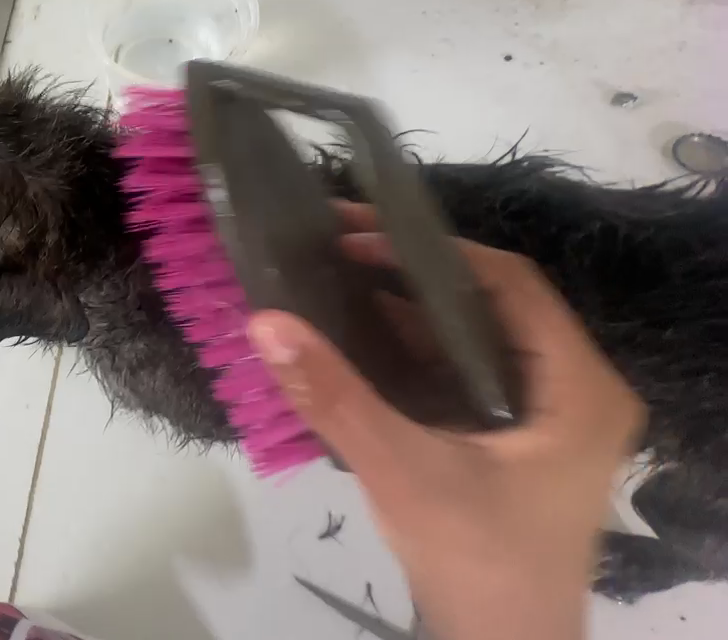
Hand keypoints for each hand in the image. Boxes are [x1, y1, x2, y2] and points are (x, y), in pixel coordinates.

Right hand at [248, 204, 644, 639]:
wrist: (497, 638)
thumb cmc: (475, 553)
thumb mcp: (402, 470)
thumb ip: (335, 396)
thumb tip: (263, 319)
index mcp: (574, 389)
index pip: (507, 282)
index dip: (427, 249)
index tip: (348, 236)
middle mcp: (562, 387)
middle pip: (482, 298)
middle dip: (400, 267)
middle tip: (323, 246)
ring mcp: (531, 409)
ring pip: (460, 328)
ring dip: (392, 300)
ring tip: (321, 276)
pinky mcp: (496, 428)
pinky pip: (444, 359)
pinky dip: (393, 337)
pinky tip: (339, 332)